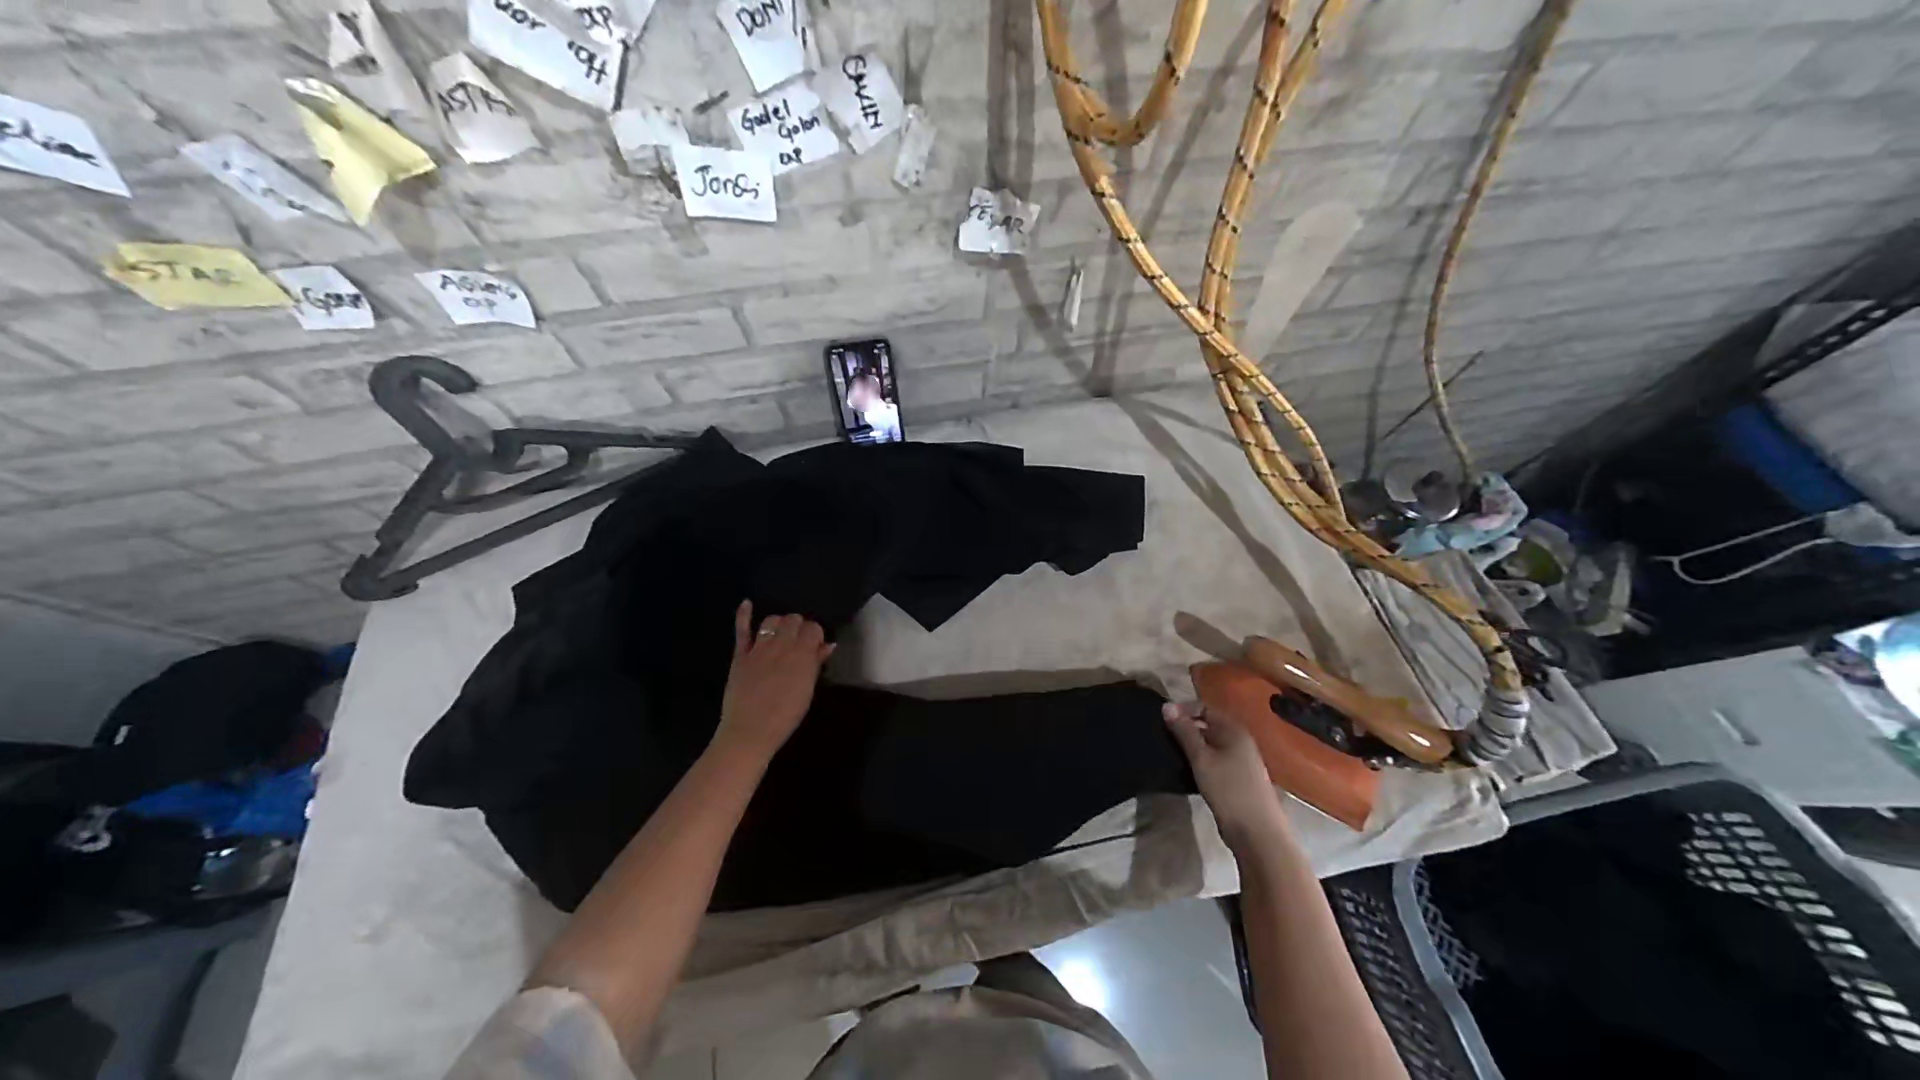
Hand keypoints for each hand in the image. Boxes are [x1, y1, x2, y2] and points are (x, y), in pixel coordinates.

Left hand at [715, 600, 833, 759]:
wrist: (750, 731)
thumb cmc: (785, 716)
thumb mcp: (807, 691)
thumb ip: (816, 664)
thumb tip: (827, 645)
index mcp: (802, 655)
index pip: (813, 628)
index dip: (815, 635)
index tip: (815, 647)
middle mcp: (781, 645)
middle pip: (793, 619)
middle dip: (798, 627)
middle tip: (798, 643)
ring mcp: (758, 648)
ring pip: (772, 620)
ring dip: (779, 624)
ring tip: (780, 635)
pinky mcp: (740, 655)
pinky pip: (742, 630)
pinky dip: (743, 614)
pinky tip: (747, 603)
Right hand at [1163, 701, 1289, 848]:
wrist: (1257, 832)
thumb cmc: (1228, 789)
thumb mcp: (1201, 758)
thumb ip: (1184, 732)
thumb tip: (1166, 706)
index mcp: (1234, 730)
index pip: (1205, 708)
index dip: (1183, 710)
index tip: (1162, 720)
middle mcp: (1240, 741)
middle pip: (1208, 725)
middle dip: (1185, 728)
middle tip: (1162, 736)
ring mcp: (1240, 760)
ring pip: (1210, 744)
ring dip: (1191, 746)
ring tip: (1170, 752)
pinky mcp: (1237, 778)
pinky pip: (1214, 760)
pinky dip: (1200, 761)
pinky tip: (1186, 769)